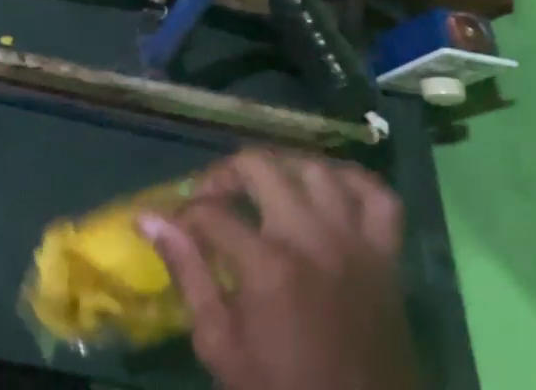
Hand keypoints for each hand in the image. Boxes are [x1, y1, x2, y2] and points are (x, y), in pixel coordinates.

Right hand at [138, 150, 419, 389]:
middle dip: (224, 174)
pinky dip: (351, 183)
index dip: (183, 215)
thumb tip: (148, 219)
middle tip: (213, 198)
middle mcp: (312, 239)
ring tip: (264, 189)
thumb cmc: (280, 386)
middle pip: (260, 167)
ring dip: (283, 169)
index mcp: (267, 265)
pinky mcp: (387, 259)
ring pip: (317, 170)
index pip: (209, 211)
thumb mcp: (219, 342)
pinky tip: (326, 191)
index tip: (175, 229)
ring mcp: (356, 245)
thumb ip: (187, 272)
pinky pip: (379, 197)